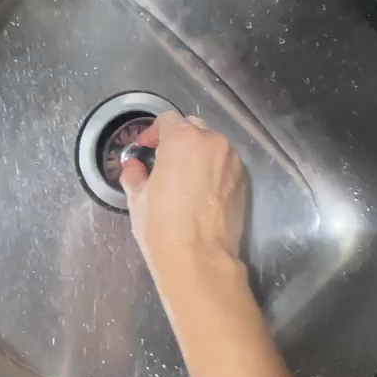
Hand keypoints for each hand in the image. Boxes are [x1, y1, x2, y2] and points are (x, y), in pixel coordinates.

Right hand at [118, 111, 248, 285]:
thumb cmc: (161, 225)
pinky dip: (211, 170)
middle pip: (192, 128)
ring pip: (211, 146)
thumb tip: (134, 167)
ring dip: (195, 155)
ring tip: (182, 178)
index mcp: (183, 140)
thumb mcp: (137, 198)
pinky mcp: (243, 180)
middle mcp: (212, 142)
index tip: (144, 150)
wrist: (198, 256)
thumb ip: (134, 174)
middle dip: (176, 140)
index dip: (152, 133)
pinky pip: (223, 165)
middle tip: (162, 163)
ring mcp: (232, 160)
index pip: (167, 120)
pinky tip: (199, 192)